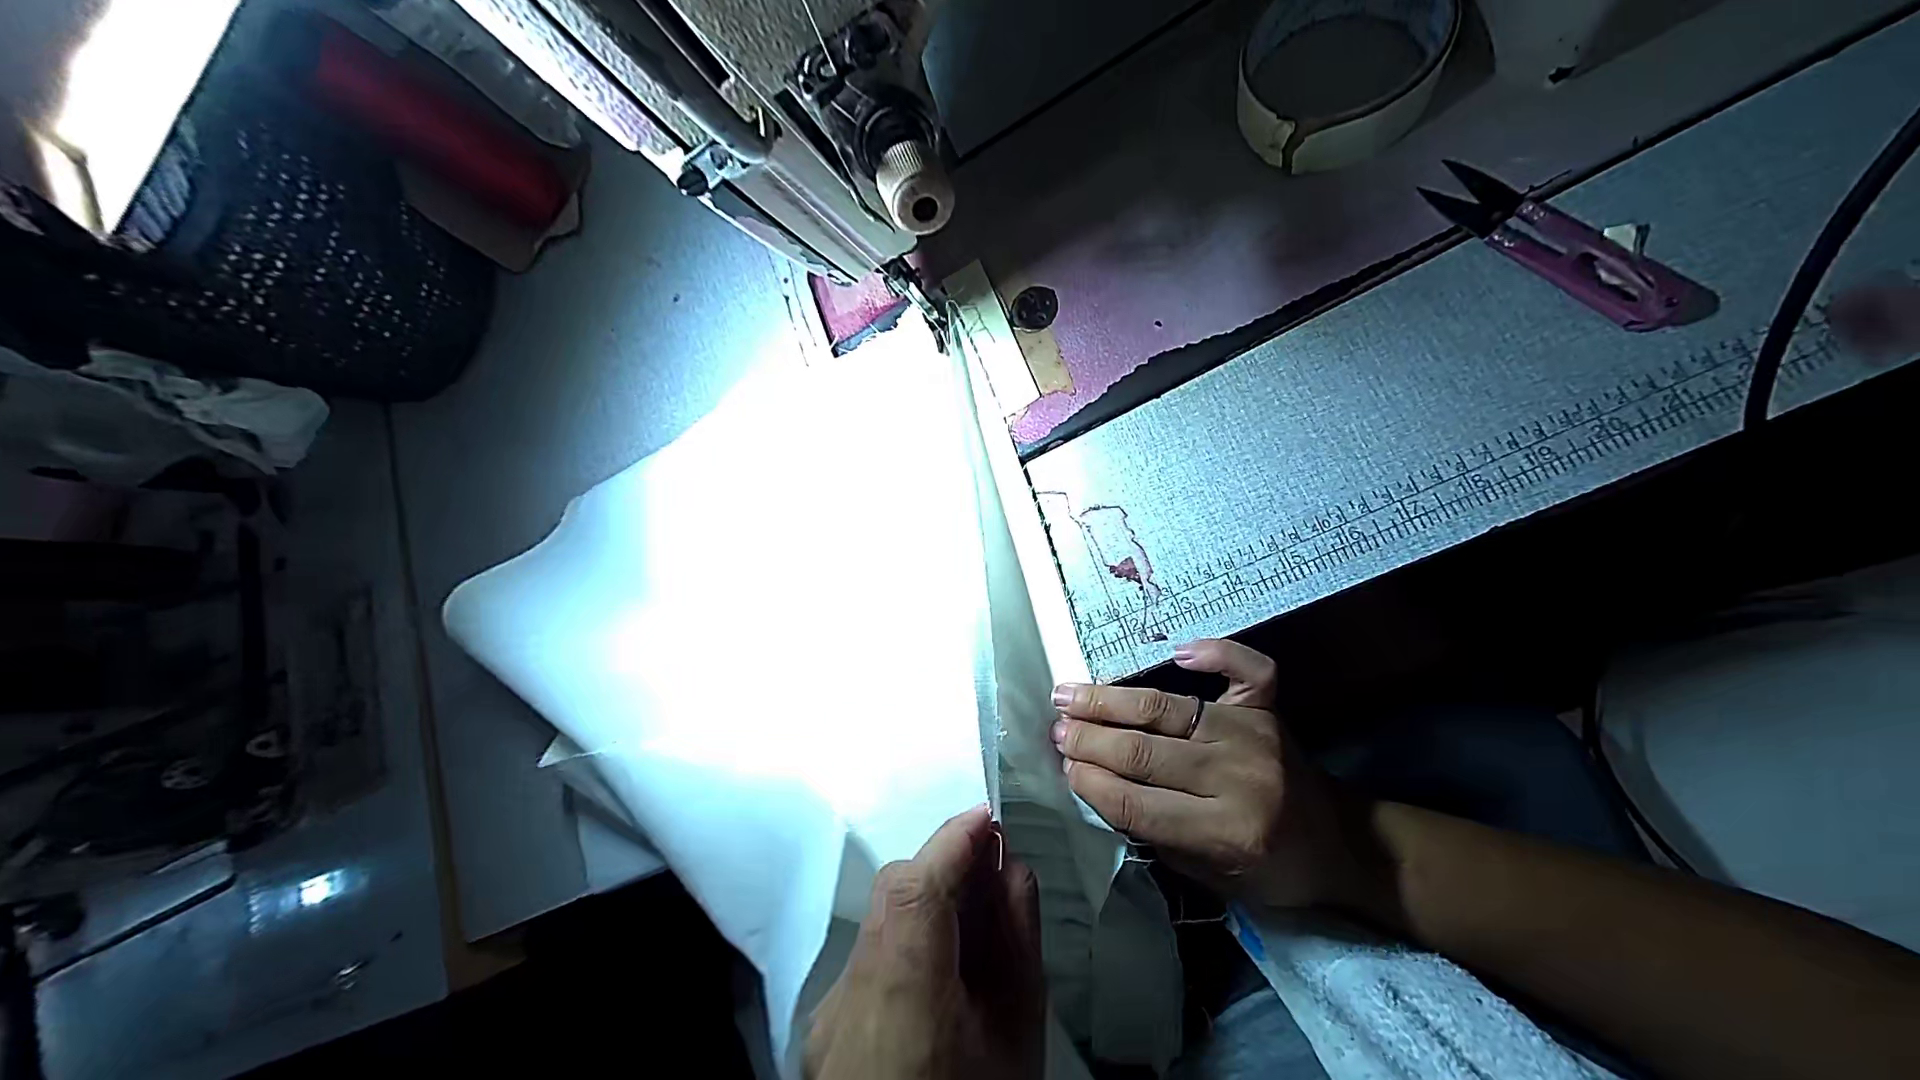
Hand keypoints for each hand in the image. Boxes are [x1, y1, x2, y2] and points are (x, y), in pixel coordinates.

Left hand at [805, 806, 1044, 1079]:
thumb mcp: (1017, 1037)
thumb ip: (1016, 943)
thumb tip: (1011, 868)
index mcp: (903, 1003)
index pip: (917, 891)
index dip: (952, 841)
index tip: (990, 815)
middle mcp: (850, 999)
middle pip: (892, 895)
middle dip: (943, 862)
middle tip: (992, 863)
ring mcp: (828, 1012)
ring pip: (878, 918)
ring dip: (927, 894)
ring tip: (976, 906)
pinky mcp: (822, 1025)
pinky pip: (869, 951)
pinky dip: (908, 930)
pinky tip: (942, 955)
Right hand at [1051, 640, 1373, 911]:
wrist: (1342, 845)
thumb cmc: (1270, 869)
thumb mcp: (1209, 876)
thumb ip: (1155, 833)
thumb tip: (1095, 785)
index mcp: (1226, 831)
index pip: (1137, 803)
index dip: (1091, 784)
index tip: (1061, 769)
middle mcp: (1239, 776)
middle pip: (1144, 752)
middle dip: (1089, 741)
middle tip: (1055, 730)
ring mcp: (1254, 734)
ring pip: (1168, 709)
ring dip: (1111, 701)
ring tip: (1070, 694)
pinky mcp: (1268, 709)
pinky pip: (1247, 669)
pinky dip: (1216, 652)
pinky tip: (1176, 651)